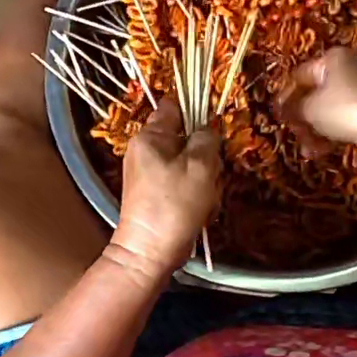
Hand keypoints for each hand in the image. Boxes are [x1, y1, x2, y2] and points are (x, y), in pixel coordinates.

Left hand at [109, 99, 221, 274]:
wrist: (149, 250)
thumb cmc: (174, 204)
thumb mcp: (199, 166)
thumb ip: (206, 138)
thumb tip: (207, 128)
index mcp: (149, 136)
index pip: (173, 106)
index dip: (195, 109)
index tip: (213, 126)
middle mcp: (143, 150)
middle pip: (183, 137)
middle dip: (203, 152)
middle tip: (211, 171)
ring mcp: (146, 172)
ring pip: (186, 161)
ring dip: (202, 176)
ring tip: (206, 194)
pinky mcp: (153, 193)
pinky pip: (180, 181)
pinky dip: (193, 191)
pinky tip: (200, 207)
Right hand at [277, 48, 356, 155]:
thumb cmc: (343, 108)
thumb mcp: (309, 108)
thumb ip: (293, 108)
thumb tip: (285, 111)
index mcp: (330, 59)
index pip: (298, 76)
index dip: (285, 96)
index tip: (276, 114)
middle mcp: (346, 69)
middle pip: (313, 94)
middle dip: (300, 117)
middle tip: (292, 132)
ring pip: (326, 109)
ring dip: (313, 129)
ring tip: (306, 148)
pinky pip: (340, 119)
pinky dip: (329, 133)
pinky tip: (319, 150)